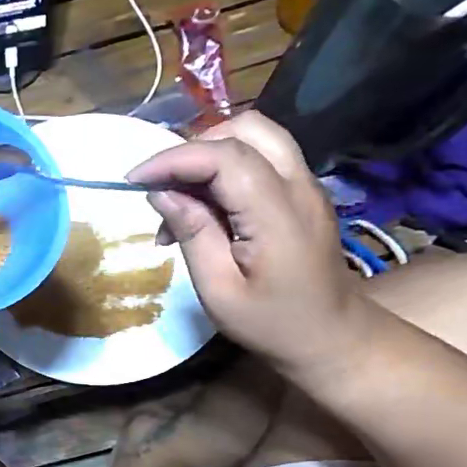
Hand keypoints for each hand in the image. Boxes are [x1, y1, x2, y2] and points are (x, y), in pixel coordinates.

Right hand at [127, 111, 360, 376]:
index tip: (136, 180)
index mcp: (278, 216)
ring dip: (213, 152)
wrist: (330, 337)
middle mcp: (299, 186)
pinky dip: (229, 165)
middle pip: (246, 129)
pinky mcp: (304, 191)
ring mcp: (307, 185)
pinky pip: (264, 156)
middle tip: (165, 185)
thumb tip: (162, 192)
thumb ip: (193, 234)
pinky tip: (209, 205)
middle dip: (196, 147)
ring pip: (258, 135)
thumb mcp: (219, 291)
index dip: (175, 159)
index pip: (225, 157)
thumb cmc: (271, 324)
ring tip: (185, 194)